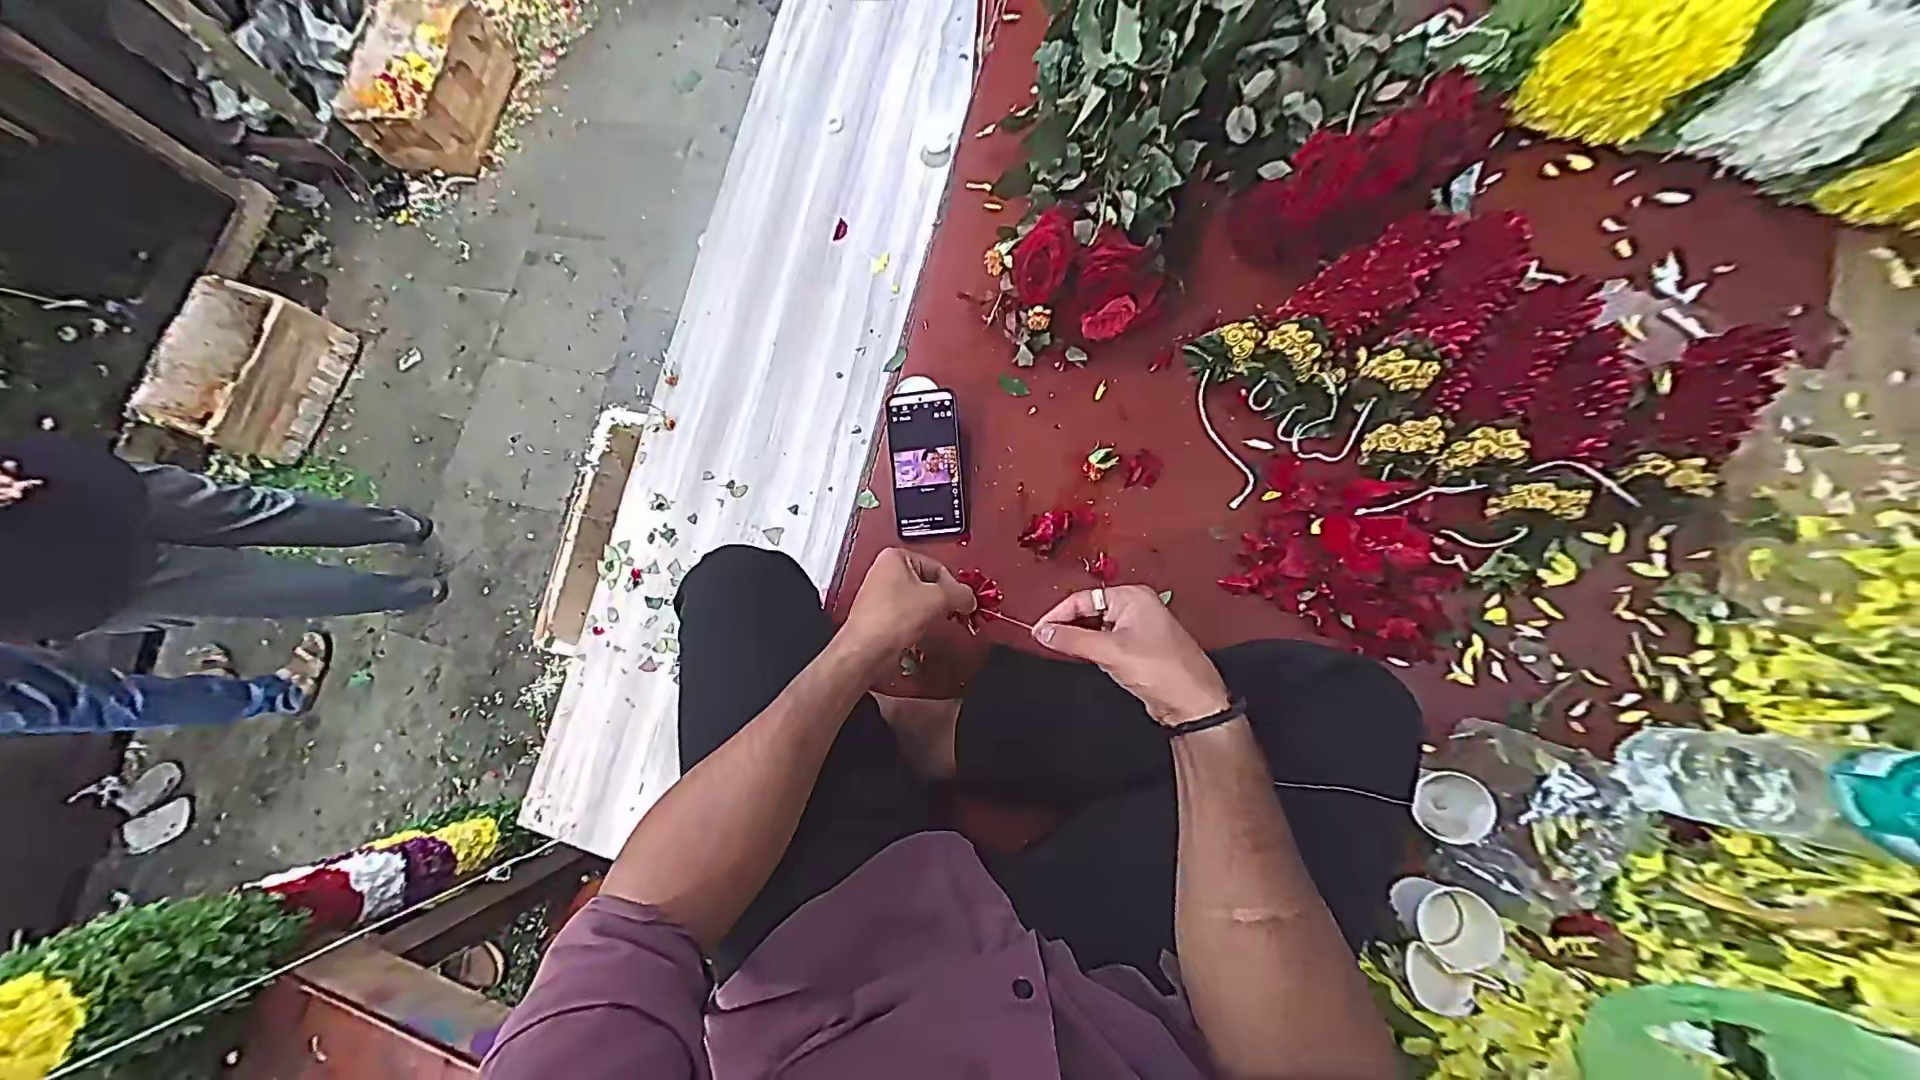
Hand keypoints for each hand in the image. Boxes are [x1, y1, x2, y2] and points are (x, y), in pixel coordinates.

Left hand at [841, 548, 975, 659]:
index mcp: (895, 557)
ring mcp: (881, 593)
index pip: (937, 567)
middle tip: (952, 612)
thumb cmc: (892, 618)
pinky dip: (917, 621)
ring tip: (931, 622)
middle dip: (942, 600)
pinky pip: (907, 613)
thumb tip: (970, 597)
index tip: (962, 601)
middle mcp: (885, 571)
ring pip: (918, 599)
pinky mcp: (880, 614)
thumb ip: (959, 594)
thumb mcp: (936, 599)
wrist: (866, 650)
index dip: (952, 586)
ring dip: (930, 612)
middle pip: (928, 583)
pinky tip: (916, 631)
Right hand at [1033, 585, 1230, 726]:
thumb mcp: (1110, 652)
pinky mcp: (1138, 647)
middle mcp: (1136, 606)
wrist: (1193, 703)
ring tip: (1059, 648)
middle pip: (1089, 610)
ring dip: (1080, 637)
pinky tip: (1083, 657)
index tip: (1038, 630)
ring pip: (1097, 626)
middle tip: (1045, 640)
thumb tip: (1043, 632)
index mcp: (1132, 596)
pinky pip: (1107, 640)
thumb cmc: (1160, 670)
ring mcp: (1138, 626)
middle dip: (1068, 625)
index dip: (1058, 614)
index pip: (1084, 598)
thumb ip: (1072, 639)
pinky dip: (1092, 647)